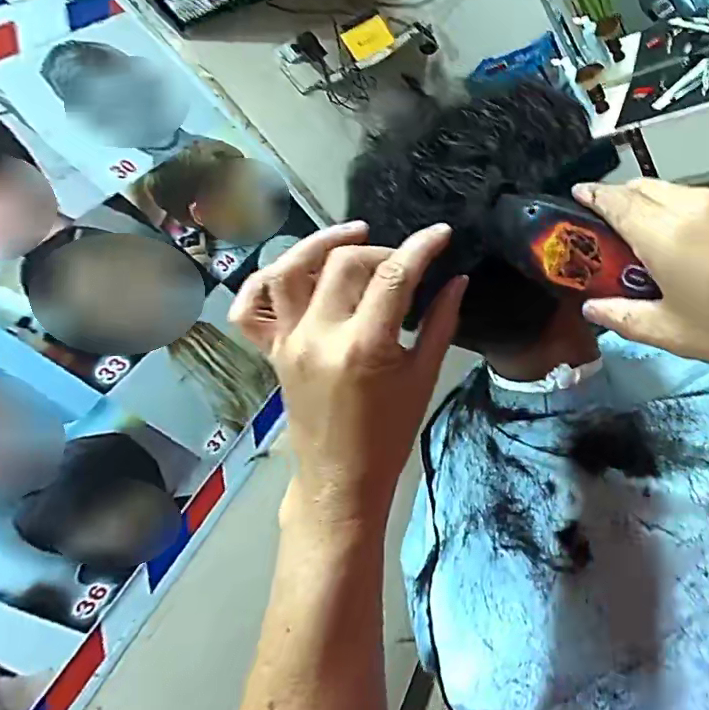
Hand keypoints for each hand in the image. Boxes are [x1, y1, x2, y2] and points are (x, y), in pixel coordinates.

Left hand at [229, 222, 466, 527]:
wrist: (341, 476)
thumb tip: (457, 279)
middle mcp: (319, 336)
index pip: (394, 276)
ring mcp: (288, 341)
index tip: (441, 234)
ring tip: (354, 235)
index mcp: (365, 346)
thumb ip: (442, 321)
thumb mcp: (425, 374)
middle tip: (406, 262)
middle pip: (344, 263)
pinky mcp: (270, 350)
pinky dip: (268, 278)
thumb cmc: (391, 429)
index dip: (421, 247)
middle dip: (382, 250)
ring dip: (322, 243)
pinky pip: (251, 305)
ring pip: (290, 270)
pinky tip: (298, 269)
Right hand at [572, 180, 708, 389]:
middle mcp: (694, 204)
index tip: (577, 198)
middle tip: (613, 229)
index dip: (591, 196)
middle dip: (622, 199)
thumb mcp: (675, 334)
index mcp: (665, 231)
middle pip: (645, 187)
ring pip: (679, 191)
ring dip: (658, 205)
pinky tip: (703, 244)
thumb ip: (626, 317)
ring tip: (658, 239)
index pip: (615, 199)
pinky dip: (691, 212)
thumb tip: (594, 307)